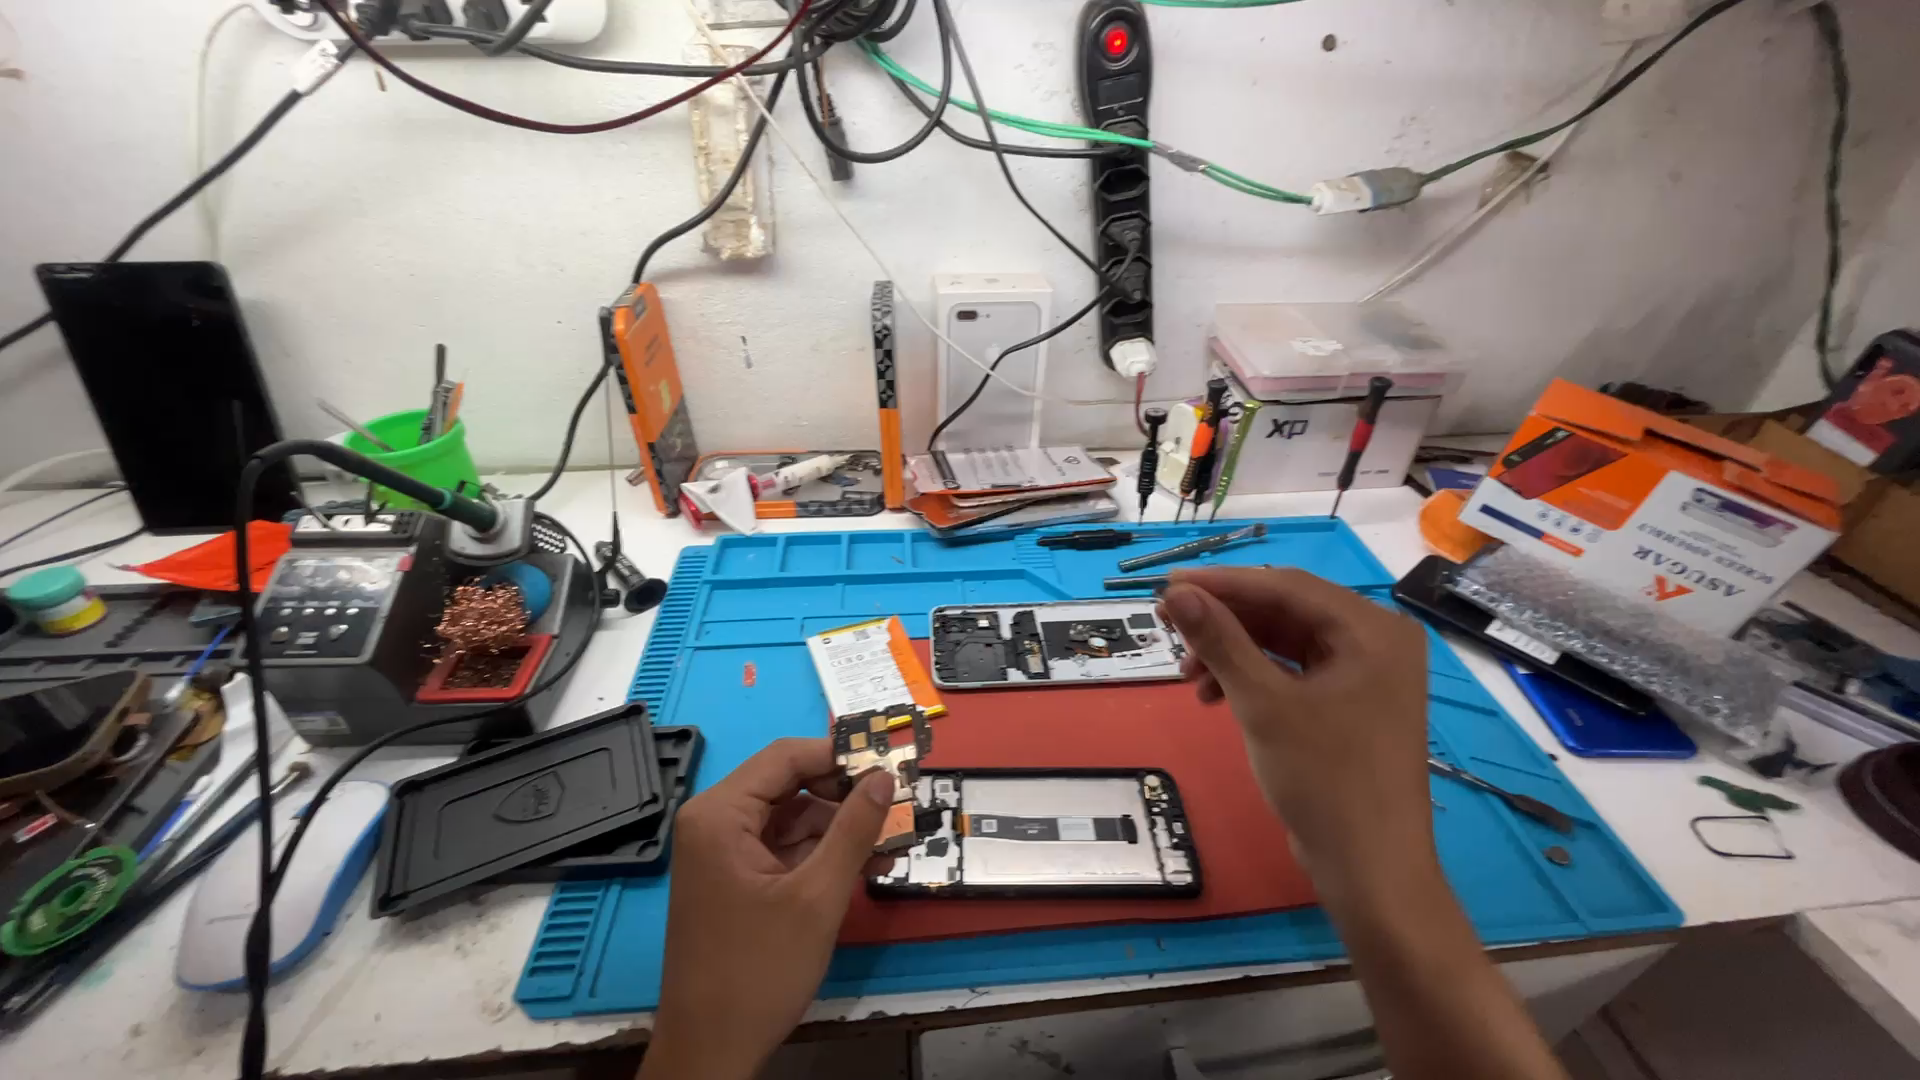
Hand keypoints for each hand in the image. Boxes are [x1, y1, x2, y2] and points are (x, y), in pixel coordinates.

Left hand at [640, 738, 893, 1079]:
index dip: (839, 755)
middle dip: (843, 795)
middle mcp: (715, 822)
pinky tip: (865, 867)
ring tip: (889, 845)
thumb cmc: (758, 971)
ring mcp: (723, 851)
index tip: (887, 767)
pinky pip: (785, 846)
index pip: (786, 756)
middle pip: (790, 784)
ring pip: (793, 816)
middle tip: (894, 807)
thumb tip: (884, 776)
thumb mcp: (818, 897)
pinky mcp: (736, 877)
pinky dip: (823, 853)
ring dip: (840, 827)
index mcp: (720, 814)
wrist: (710, 1054)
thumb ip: (854, 829)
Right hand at [1158, 567, 1431, 895]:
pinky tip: (1213, 696)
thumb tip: (1173, 594)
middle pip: (1284, 612)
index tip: (1166, 585)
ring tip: (1187, 674)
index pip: (1286, 587)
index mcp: (1372, 630)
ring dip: (1232, 652)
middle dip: (1224, 621)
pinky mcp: (1350, 704)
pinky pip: (1292, 671)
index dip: (1222, 584)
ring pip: (1283, 642)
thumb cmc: (1324, 780)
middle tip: (1169, 627)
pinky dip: (1251, 677)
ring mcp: (1365, 675)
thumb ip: (1219, 641)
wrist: (1370, 871)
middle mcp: (1374, 642)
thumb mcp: (1263, 703)